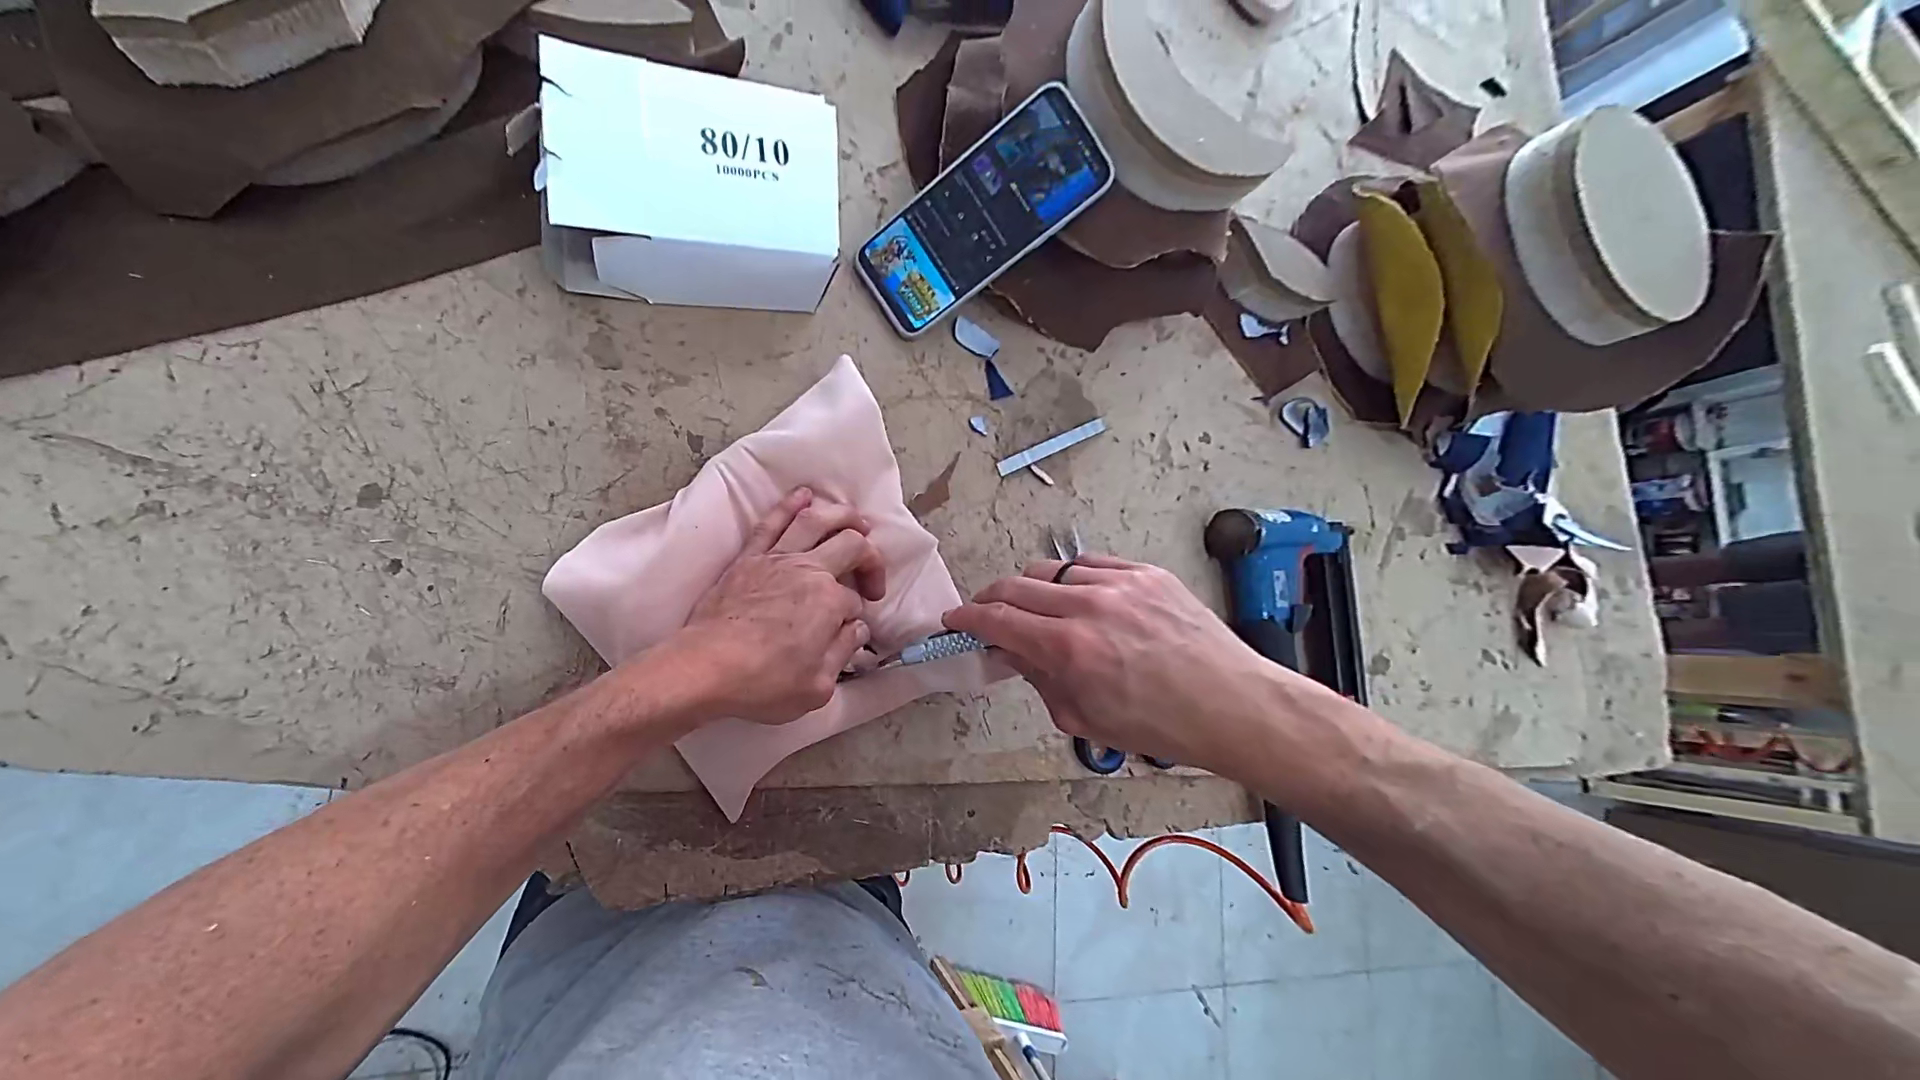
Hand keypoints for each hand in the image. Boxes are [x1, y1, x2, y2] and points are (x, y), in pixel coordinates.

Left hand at [668, 488, 886, 723]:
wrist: (704, 668)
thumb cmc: (762, 682)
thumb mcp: (818, 686)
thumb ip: (843, 652)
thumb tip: (856, 630)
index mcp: (830, 601)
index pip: (855, 601)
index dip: (858, 615)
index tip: (850, 631)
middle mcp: (808, 571)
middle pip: (851, 545)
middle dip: (870, 556)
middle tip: (871, 574)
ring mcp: (776, 560)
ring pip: (816, 520)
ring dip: (841, 515)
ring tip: (856, 519)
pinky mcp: (748, 558)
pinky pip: (772, 522)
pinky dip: (790, 505)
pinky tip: (804, 495)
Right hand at [943, 554, 1332, 778]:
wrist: (1231, 704)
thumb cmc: (1163, 725)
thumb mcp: (1085, 718)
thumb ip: (1038, 678)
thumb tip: (1010, 652)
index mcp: (1070, 648)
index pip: (997, 619)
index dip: (968, 618)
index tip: (957, 620)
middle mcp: (1090, 605)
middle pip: (1016, 585)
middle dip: (991, 599)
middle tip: (988, 614)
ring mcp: (1120, 583)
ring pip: (1051, 570)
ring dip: (1034, 590)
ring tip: (1041, 612)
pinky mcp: (1146, 572)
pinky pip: (1091, 563)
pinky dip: (1073, 579)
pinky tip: (1079, 598)